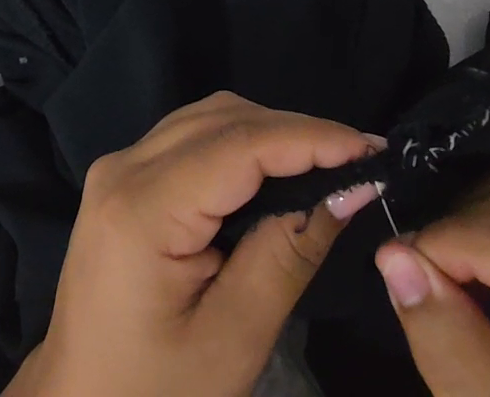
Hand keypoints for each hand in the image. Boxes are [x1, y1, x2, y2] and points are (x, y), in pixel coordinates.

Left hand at [5, 92, 384, 396]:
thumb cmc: (157, 386)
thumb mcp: (235, 334)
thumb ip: (288, 252)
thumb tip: (349, 187)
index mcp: (142, 207)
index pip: (238, 144)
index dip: (310, 138)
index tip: (373, 149)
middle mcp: (122, 168)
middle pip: (220, 120)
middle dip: (294, 132)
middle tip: (359, 162)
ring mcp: (117, 168)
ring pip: (205, 120)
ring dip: (268, 133)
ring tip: (327, 166)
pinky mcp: (121, 179)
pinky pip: (189, 139)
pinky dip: (238, 145)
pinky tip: (275, 172)